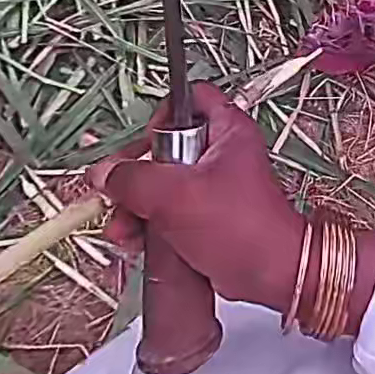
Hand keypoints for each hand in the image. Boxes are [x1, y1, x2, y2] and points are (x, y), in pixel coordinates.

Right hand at [88, 84, 305, 310]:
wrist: (269, 275)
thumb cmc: (239, 226)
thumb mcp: (176, 195)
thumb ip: (133, 179)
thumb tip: (104, 173)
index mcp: (228, 130)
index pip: (192, 98)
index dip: (164, 116)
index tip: (148, 143)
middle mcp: (222, 153)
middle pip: (166, 146)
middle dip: (136, 174)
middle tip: (120, 192)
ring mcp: (214, 186)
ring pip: (162, 183)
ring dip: (136, 205)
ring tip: (124, 228)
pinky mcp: (207, 215)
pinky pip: (168, 210)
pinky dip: (149, 223)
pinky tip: (135, 241)